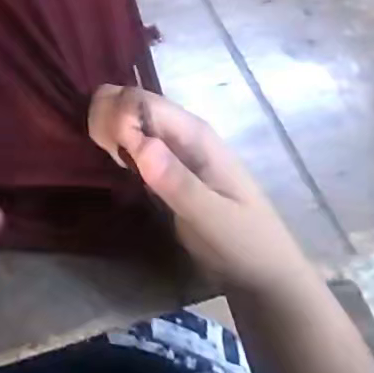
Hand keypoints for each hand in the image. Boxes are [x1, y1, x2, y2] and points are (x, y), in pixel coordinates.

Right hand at [87, 84, 309, 297]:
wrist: (266, 274)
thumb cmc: (245, 244)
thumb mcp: (215, 220)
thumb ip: (178, 183)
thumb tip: (140, 144)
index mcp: (194, 133)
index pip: (141, 100)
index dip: (118, 117)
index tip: (114, 153)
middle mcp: (180, 129)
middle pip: (129, 99)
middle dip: (107, 117)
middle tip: (108, 155)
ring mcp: (172, 144)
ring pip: (126, 114)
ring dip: (107, 127)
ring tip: (113, 163)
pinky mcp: (163, 161)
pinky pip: (129, 135)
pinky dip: (114, 141)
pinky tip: (117, 165)